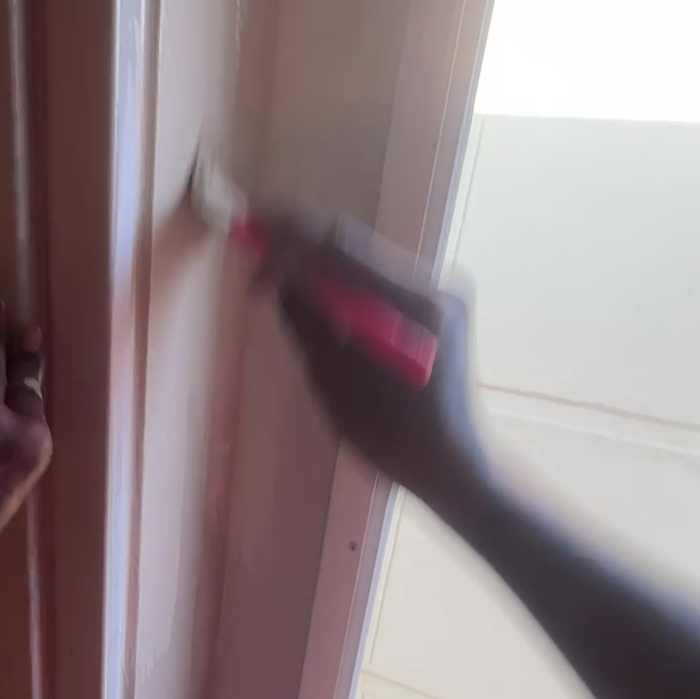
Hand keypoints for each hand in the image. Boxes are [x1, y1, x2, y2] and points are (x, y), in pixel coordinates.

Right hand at [258, 209, 486, 509]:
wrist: (454, 464)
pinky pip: (374, 281)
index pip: (338, 247)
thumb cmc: (394, 439)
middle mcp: (432, 284)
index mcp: (413, 304)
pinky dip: (338, 282)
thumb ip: (308, 325)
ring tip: (271, 272)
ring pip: (360, 261)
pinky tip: (310, 292)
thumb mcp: (336, 384)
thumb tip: (279, 280)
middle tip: (249, 242)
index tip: (245, 234)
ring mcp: (438, 291)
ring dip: (314, 263)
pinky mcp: (434, 304)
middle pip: (351, 246)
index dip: (285, 235)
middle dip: (296, 242)